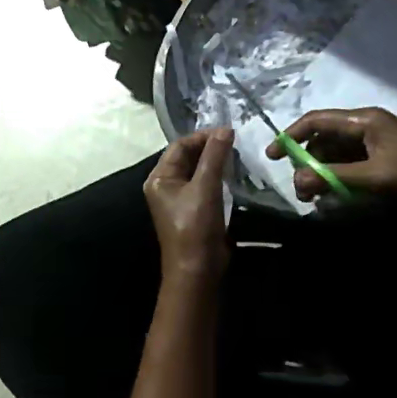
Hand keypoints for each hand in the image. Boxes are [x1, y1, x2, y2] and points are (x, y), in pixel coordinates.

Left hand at [144, 128, 232, 277]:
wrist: (197, 268)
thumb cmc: (195, 226)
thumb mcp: (205, 187)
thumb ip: (214, 156)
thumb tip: (225, 129)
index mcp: (159, 178)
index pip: (179, 146)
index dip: (202, 136)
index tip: (228, 132)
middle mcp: (165, 185)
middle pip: (187, 157)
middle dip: (209, 147)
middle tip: (235, 141)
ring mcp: (179, 199)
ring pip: (197, 171)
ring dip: (214, 161)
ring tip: (237, 154)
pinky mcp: (194, 210)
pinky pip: (204, 185)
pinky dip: (217, 176)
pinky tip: (233, 173)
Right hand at [266, 107, 396, 204]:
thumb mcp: (376, 177)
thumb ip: (334, 178)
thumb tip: (297, 182)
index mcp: (364, 120)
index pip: (315, 121)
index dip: (289, 137)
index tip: (271, 157)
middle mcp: (366, 126)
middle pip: (322, 139)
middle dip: (306, 163)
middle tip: (302, 190)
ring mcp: (375, 142)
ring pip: (334, 154)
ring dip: (322, 173)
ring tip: (316, 198)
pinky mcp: (382, 157)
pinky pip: (349, 163)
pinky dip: (338, 178)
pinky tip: (335, 195)